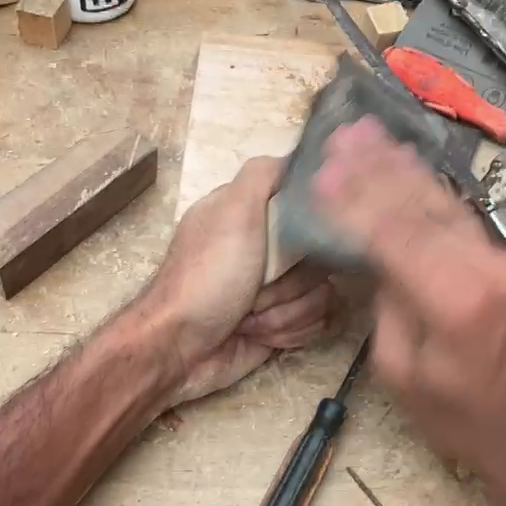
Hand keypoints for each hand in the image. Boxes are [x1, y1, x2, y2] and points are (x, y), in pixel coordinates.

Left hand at [136, 157, 338, 405]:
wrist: (181, 349)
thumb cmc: (206, 278)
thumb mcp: (232, 212)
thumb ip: (264, 174)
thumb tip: (300, 156)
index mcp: (252, 214)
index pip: (309, 207)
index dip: (307, 229)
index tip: (292, 242)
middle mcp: (266, 247)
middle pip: (322, 255)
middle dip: (294, 281)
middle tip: (258, 288)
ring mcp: (276, 287)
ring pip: (325, 292)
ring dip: (289, 311)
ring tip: (252, 318)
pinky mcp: (285, 322)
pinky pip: (319, 322)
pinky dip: (291, 331)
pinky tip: (261, 336)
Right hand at [312, 119, 505, 485]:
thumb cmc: (468, 421)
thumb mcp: (403, 373)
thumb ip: (387, 306)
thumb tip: (373, 259)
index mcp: (452, 297)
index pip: (391, 231)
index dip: (353, 199)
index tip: (322, 171)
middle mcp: (481, 264)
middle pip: (417, 203)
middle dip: (375, 168)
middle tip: (342, 134)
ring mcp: (500, 259)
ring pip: (441, 201)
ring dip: (401, 167)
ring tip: (368, 134)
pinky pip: (459, 215)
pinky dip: (428, 187)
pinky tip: (408, 165)